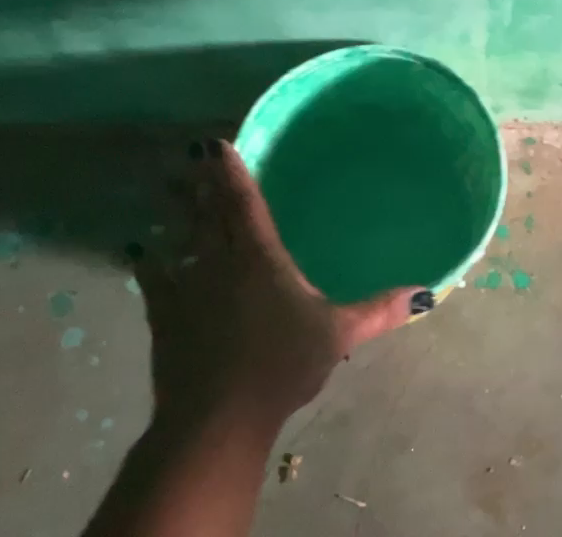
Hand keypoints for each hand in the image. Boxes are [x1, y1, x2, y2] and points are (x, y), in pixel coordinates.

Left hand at [134, 140, 428, 426]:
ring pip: (179, 238)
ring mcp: (187, 289)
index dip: (232, 172)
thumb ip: (379, 310)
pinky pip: (154, 279)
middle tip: (187, 155)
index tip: (215, 144)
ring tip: (165, 188)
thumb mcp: (338, 334)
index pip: (245, 204)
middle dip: (199, 183)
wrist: (217, 418)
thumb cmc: (280, 366)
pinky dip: (146, 261)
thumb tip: (426, 293)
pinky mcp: (164, 318)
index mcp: (260, 257)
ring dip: (173, 212)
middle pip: (206, 213)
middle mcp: (219, 262)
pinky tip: (136, 249)